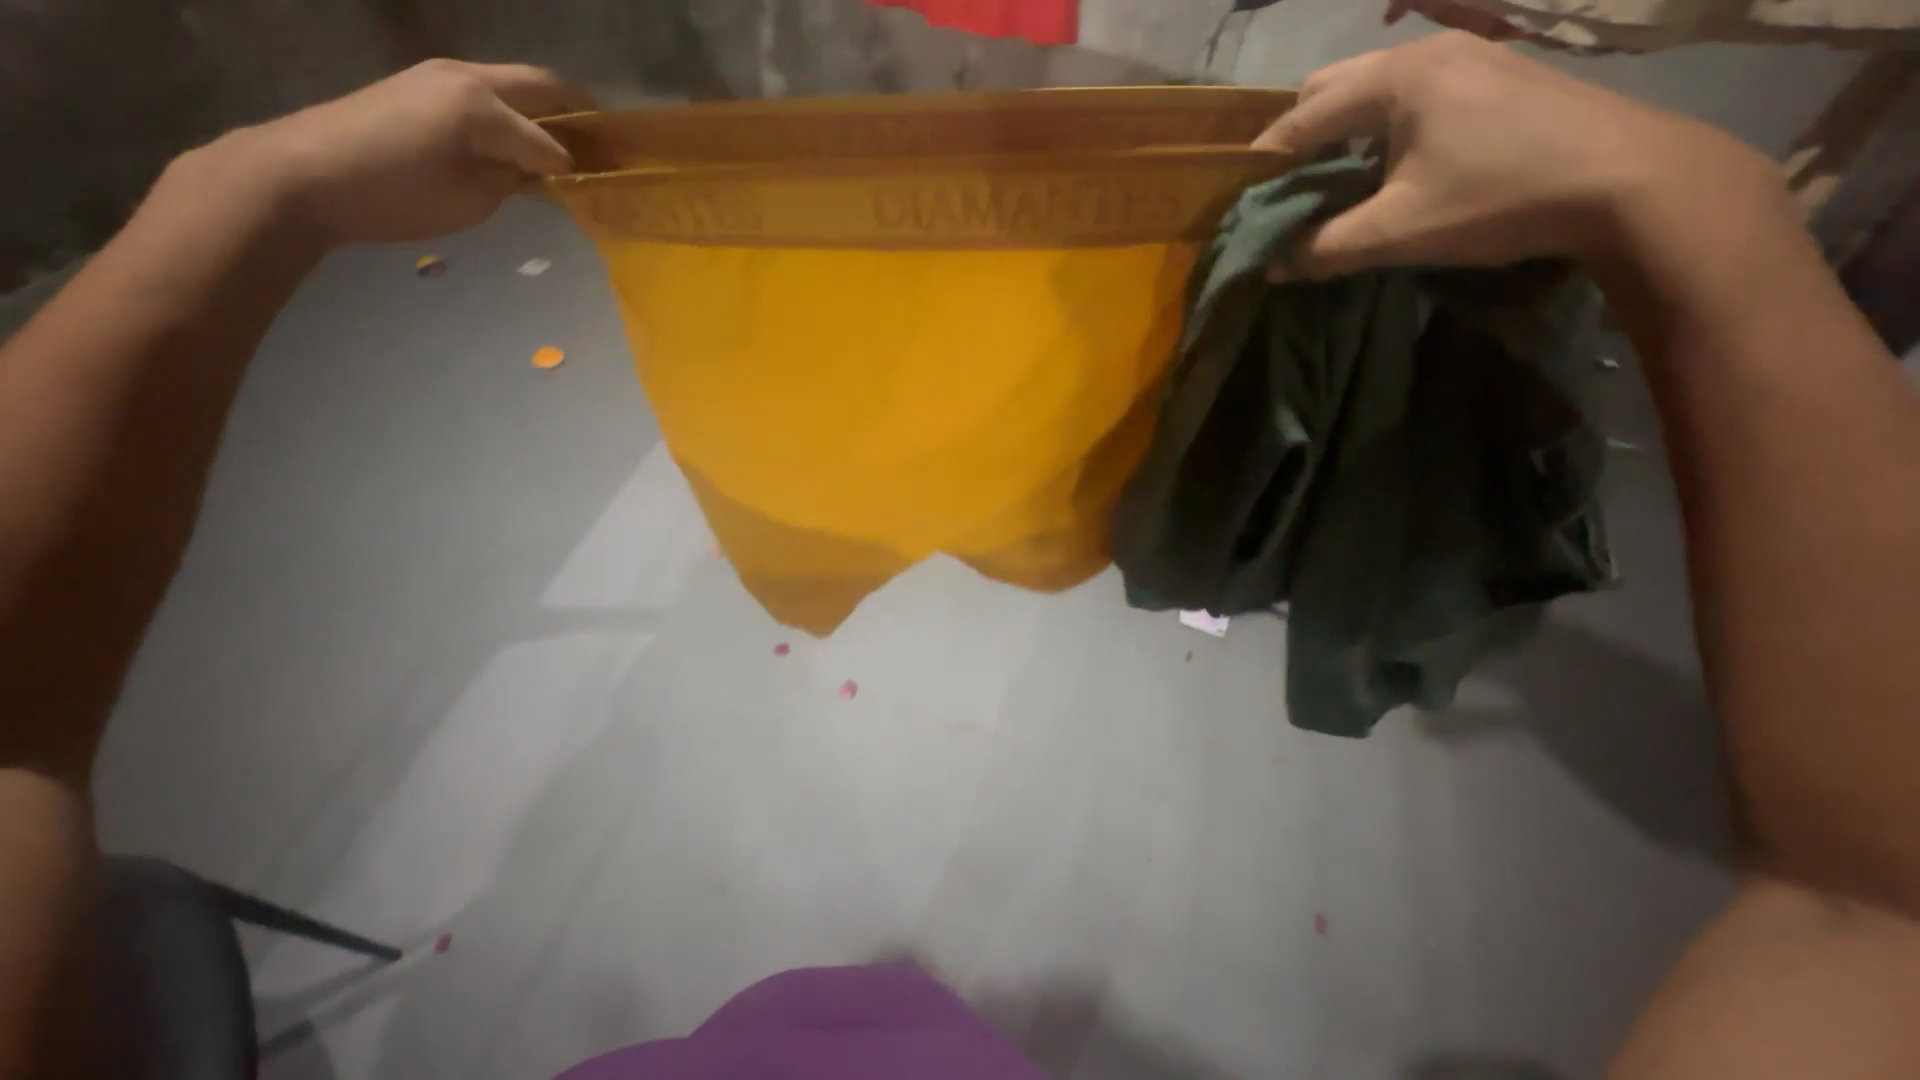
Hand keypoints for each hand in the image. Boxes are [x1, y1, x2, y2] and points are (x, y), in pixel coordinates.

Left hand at [213, 59, 595, 245]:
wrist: (303, 174)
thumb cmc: (395, 195)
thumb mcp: (470, 201)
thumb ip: (512, 180)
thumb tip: (536, 172)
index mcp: (482, 106)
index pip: (547, 140)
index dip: (571, 168)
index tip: (592, 187)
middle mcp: (466, 77)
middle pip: (540, 84)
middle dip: (576, 110)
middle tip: (602, 140)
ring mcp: (439, 74)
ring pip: (511, 82)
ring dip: (541, 107)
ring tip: (562, 142)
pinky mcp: (418, 84)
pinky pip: (484, 91)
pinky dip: (511, 110)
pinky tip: (514, 140)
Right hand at [1253, 33, 1784, 276]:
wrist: (1633, 181)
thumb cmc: (1502, 199)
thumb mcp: (1400, 232)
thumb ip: (1325, 248)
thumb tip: (1271, 264)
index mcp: (1397, 79)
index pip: (1303, 115)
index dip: (1265, 159)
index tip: (1239, 196)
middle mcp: (1428, 51)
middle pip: (1334, 85)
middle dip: (1301, 134)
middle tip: (1288, 187)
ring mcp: (1471, 54)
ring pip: (1376, 85)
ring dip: (1344, 129)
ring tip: (1337, 179)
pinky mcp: (1500, 72)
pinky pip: (1415, 90)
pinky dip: (1384, 124)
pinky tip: (1394, 163)